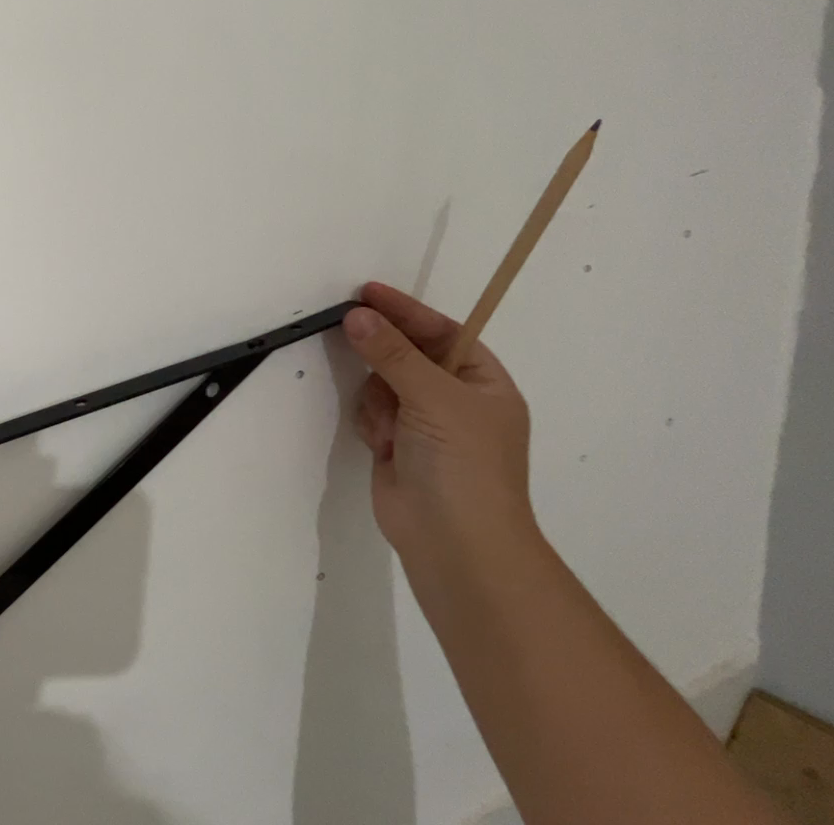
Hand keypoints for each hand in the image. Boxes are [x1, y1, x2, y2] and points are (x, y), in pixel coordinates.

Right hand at [343, 282, 534, 555]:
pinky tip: (380, 445)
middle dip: (385, 358)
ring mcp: (424, 424)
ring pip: (381, 385)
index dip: (406, 312)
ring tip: (388, 430)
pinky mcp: (395, 445)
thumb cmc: (463, 464)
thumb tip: (357, 316)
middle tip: (350, 333)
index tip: (366, 293)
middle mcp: (455, 400)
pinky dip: (370, 423)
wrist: (454, 540)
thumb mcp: (433, 399)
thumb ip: (393, 354)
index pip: (442, 333)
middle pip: (407, 356)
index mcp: (484, 383)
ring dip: (378, 401)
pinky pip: (371, 413)